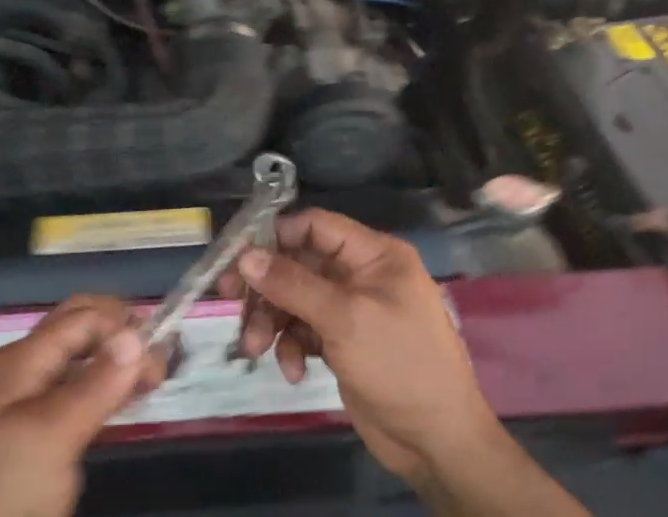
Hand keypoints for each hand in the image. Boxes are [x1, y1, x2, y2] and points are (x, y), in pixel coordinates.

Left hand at [0, 295, 167, 516]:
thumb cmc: (3, 492)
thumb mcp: (51, 437)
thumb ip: (93, 387)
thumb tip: (135, 334)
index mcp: (21, 360)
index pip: (81, 318)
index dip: (123, 325)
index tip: (164, 354)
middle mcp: (22, 370)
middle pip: (77, 330)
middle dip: (119, 333)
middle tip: (160, 362)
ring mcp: (23, 401)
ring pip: (77, 361)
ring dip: (114, 360)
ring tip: (151, 379)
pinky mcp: (29, 431)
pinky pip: (72, 391)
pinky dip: (102, 387)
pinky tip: (121, 401)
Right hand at [218, 209, 501, 481]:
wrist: (437, 440)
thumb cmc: (399, 365)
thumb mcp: (344, 319)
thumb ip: (293, 284)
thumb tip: (246, 256)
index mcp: (374, 255)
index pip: (316, 225)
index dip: (276, 235)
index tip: (238, 256)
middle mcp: (362, 275)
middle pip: (299, 263)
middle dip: (266, 286)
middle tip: (230, 301)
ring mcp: (353, 310)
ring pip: (296, 299)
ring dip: (272, 320)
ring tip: (256, 348)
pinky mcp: (344, 342)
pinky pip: (304, 331)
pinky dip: (292, 346)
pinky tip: (293, 372)